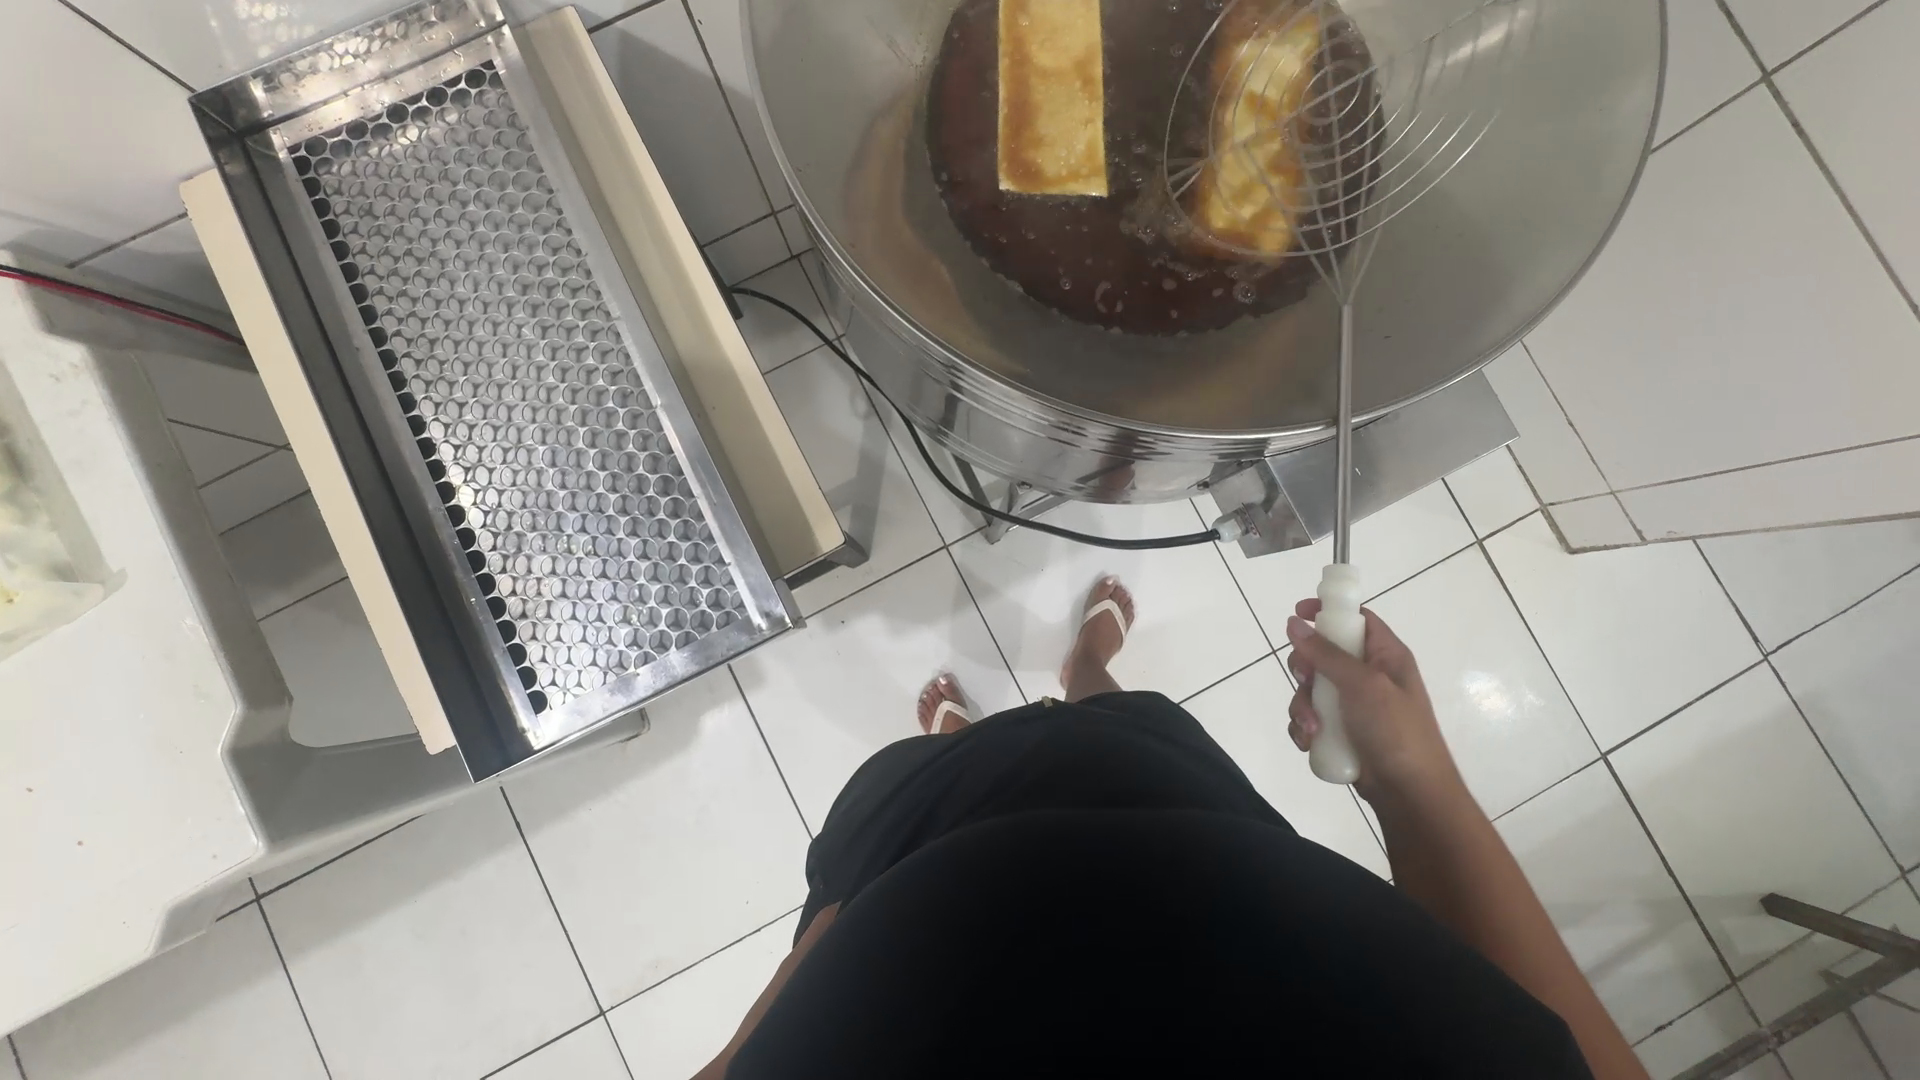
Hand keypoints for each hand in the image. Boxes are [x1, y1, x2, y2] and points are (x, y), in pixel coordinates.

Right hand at [1284, 599, 1463, 804]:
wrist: (1408, 792)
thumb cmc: (1396, 731)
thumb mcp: (1363, 685)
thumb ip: (1326, 653)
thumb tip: (1294, 622)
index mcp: (1385, 656)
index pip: (1355, 618)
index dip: (1327, 611)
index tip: (1298, 613)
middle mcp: (1368, 675)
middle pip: (1322, 652)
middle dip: (1305, 668)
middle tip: (1306, 679)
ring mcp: (1353, 703)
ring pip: (1310, 687)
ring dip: (1303, 706)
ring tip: (1312, 727)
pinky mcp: (1340, 728)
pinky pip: (1309, 716)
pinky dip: (1304, 727)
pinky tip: (1309, 740)